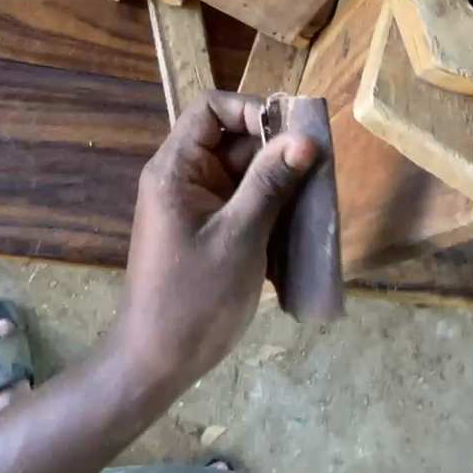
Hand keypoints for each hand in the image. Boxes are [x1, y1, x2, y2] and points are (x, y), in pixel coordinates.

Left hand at [110, 91, 318, 392]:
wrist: (157, 364)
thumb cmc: (193, 298)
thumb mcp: (238, 236)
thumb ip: (269, 183)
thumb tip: (305, 138)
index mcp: (176, 168)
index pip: (210, 109)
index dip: (250, 110)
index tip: (289, 134)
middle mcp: (184, 176)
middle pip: (232, 138)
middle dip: (274, 149)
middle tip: (315, 169)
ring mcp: (196, 202)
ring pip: (244, 169)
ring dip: (278, 180)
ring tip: (312, 197)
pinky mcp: (209, 227)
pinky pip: (243, 198)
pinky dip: (270, 205)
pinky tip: (296, 224)